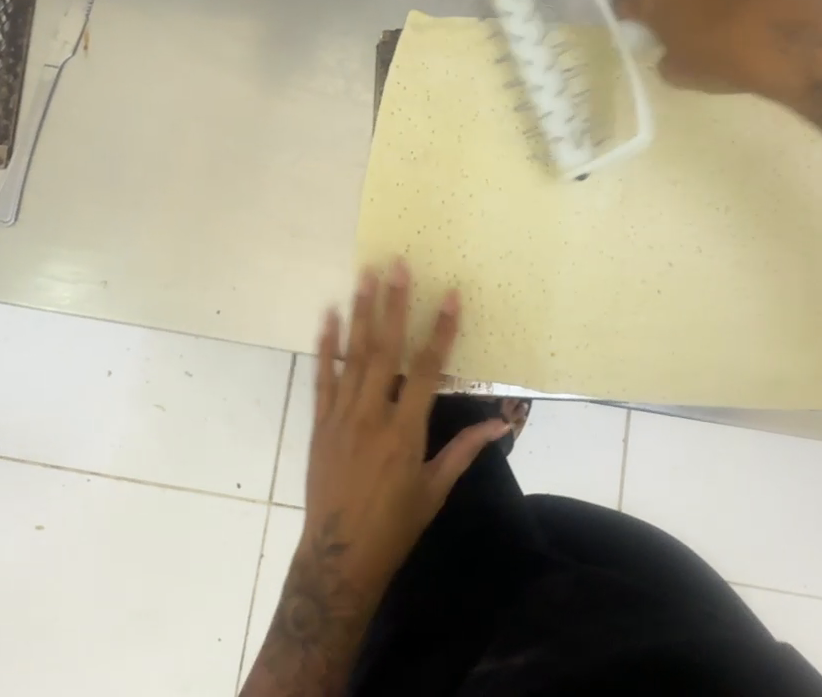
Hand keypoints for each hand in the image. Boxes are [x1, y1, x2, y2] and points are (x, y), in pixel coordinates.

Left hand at [302, 261, 509, 600]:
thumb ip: (465, 450)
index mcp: (405, 431)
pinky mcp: (320, 422)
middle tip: (398, 265)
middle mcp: (372, 415)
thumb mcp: (435, 489)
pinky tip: (328, 316)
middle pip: (385, 350)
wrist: (340, 556)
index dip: (441, 330)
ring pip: (352, 356)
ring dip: (360, 313)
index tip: (450, 296)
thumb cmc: (396, 524)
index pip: (427, 369)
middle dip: (394, 305)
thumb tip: (501, 423)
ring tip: (365, 276)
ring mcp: (342, 416)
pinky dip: (325, 346)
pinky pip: (322, 377)